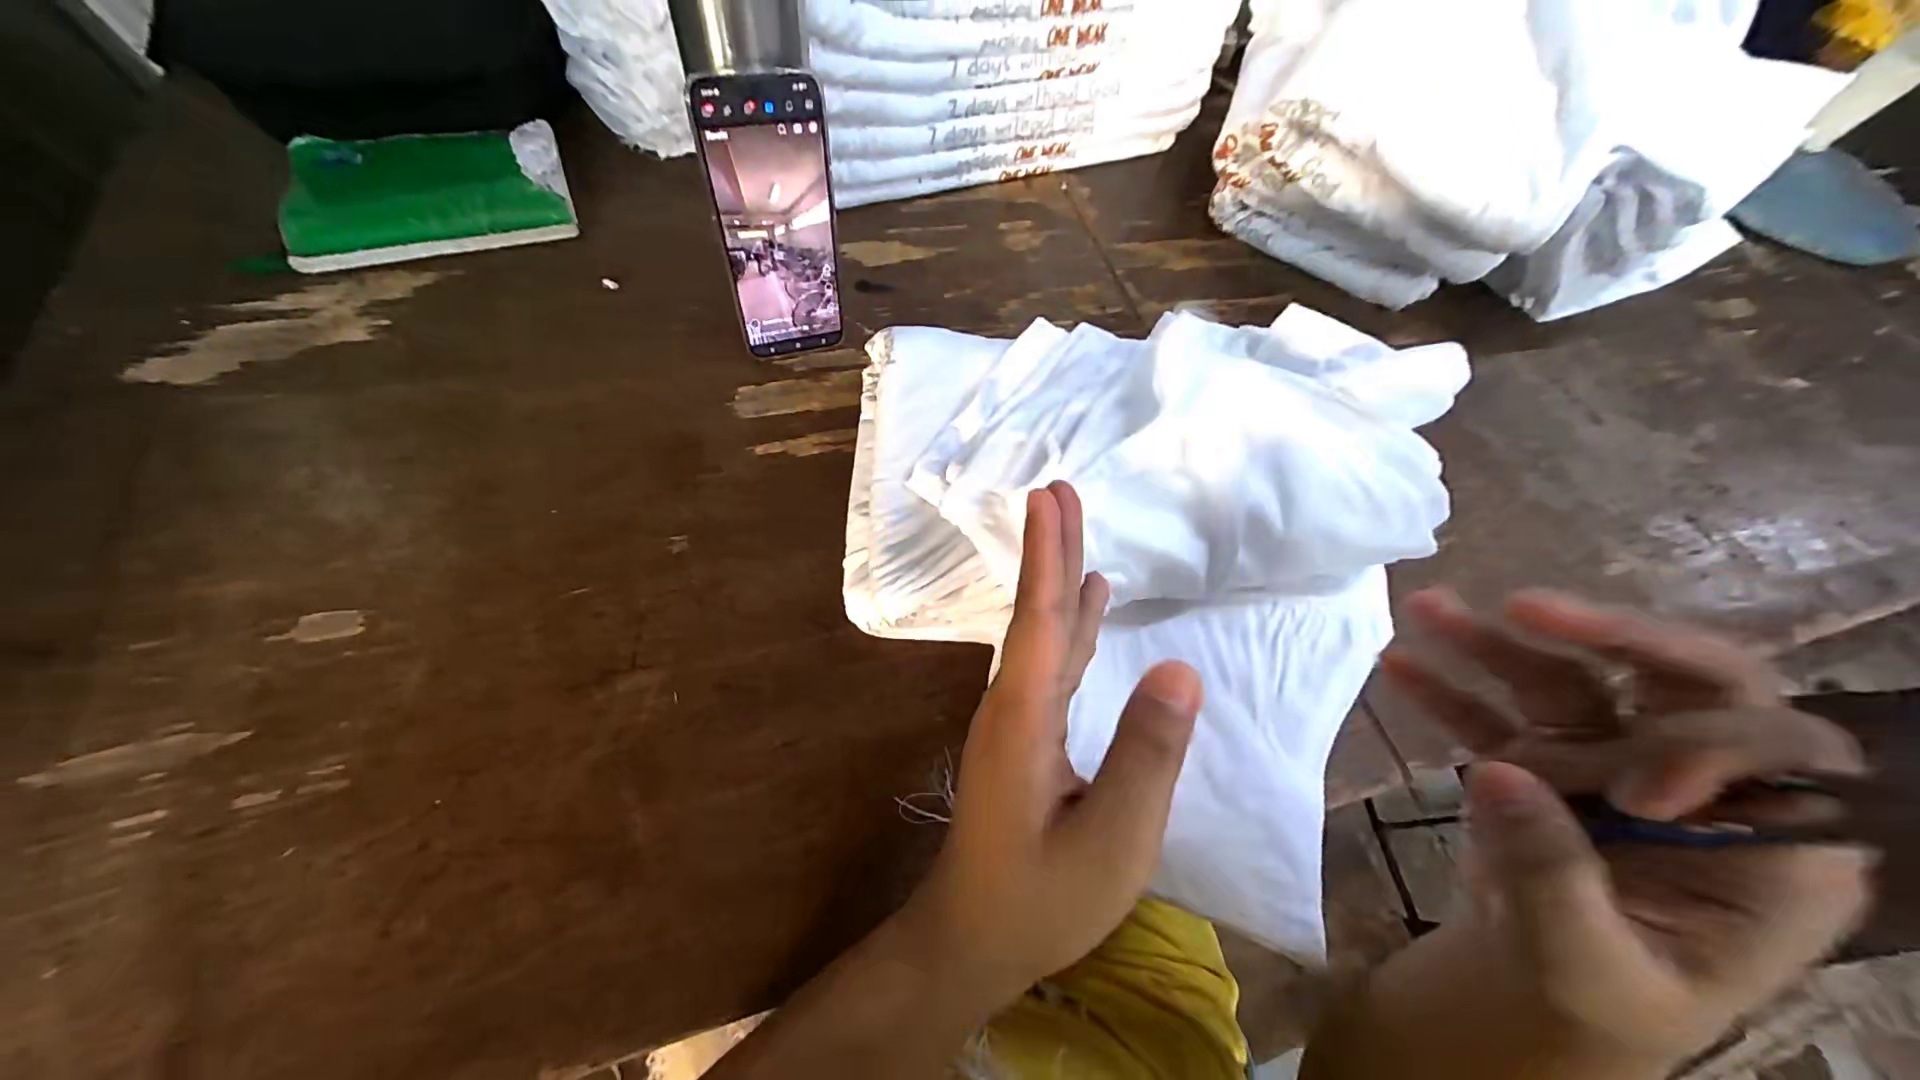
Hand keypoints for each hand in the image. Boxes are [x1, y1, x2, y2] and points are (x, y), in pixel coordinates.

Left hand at [707, 482, 1201, 1078]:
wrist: (974, 936)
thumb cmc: (1042, 899)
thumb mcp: (1112, 840)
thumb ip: (1146, 755)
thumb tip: (1180, 670)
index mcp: (1025, 717)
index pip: (1042, 620)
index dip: (1050, 556)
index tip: (1050, 497)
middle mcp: (1011, 703)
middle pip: (1036, 614)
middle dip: (1049, 550)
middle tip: (1059, 492)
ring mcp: (1014, 719)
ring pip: (1042, 635)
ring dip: (1058, 581)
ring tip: (1075, 533)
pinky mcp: (1023, 735)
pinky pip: (1051, 664)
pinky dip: (1069, 627)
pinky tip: (1085, 609)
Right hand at [1384, 588, 1871, 1066]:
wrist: (1529, 996)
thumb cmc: (1588, 1002)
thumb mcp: (1583, 963)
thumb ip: (1552, 875)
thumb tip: (1499, 775)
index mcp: (1767, 847)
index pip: (1772, 753)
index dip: (1709, 749)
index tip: (1632, 795)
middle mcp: (1692, 786)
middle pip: (1672, 685)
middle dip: (1603, 637)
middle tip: (1525, 606)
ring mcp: (1602, 765)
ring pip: (1566, 684)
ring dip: (1493, 645)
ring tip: (1425, 607)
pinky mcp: (1534, 763)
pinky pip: (1492, 715)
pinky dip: (1446, 689)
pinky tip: (1398, 664)